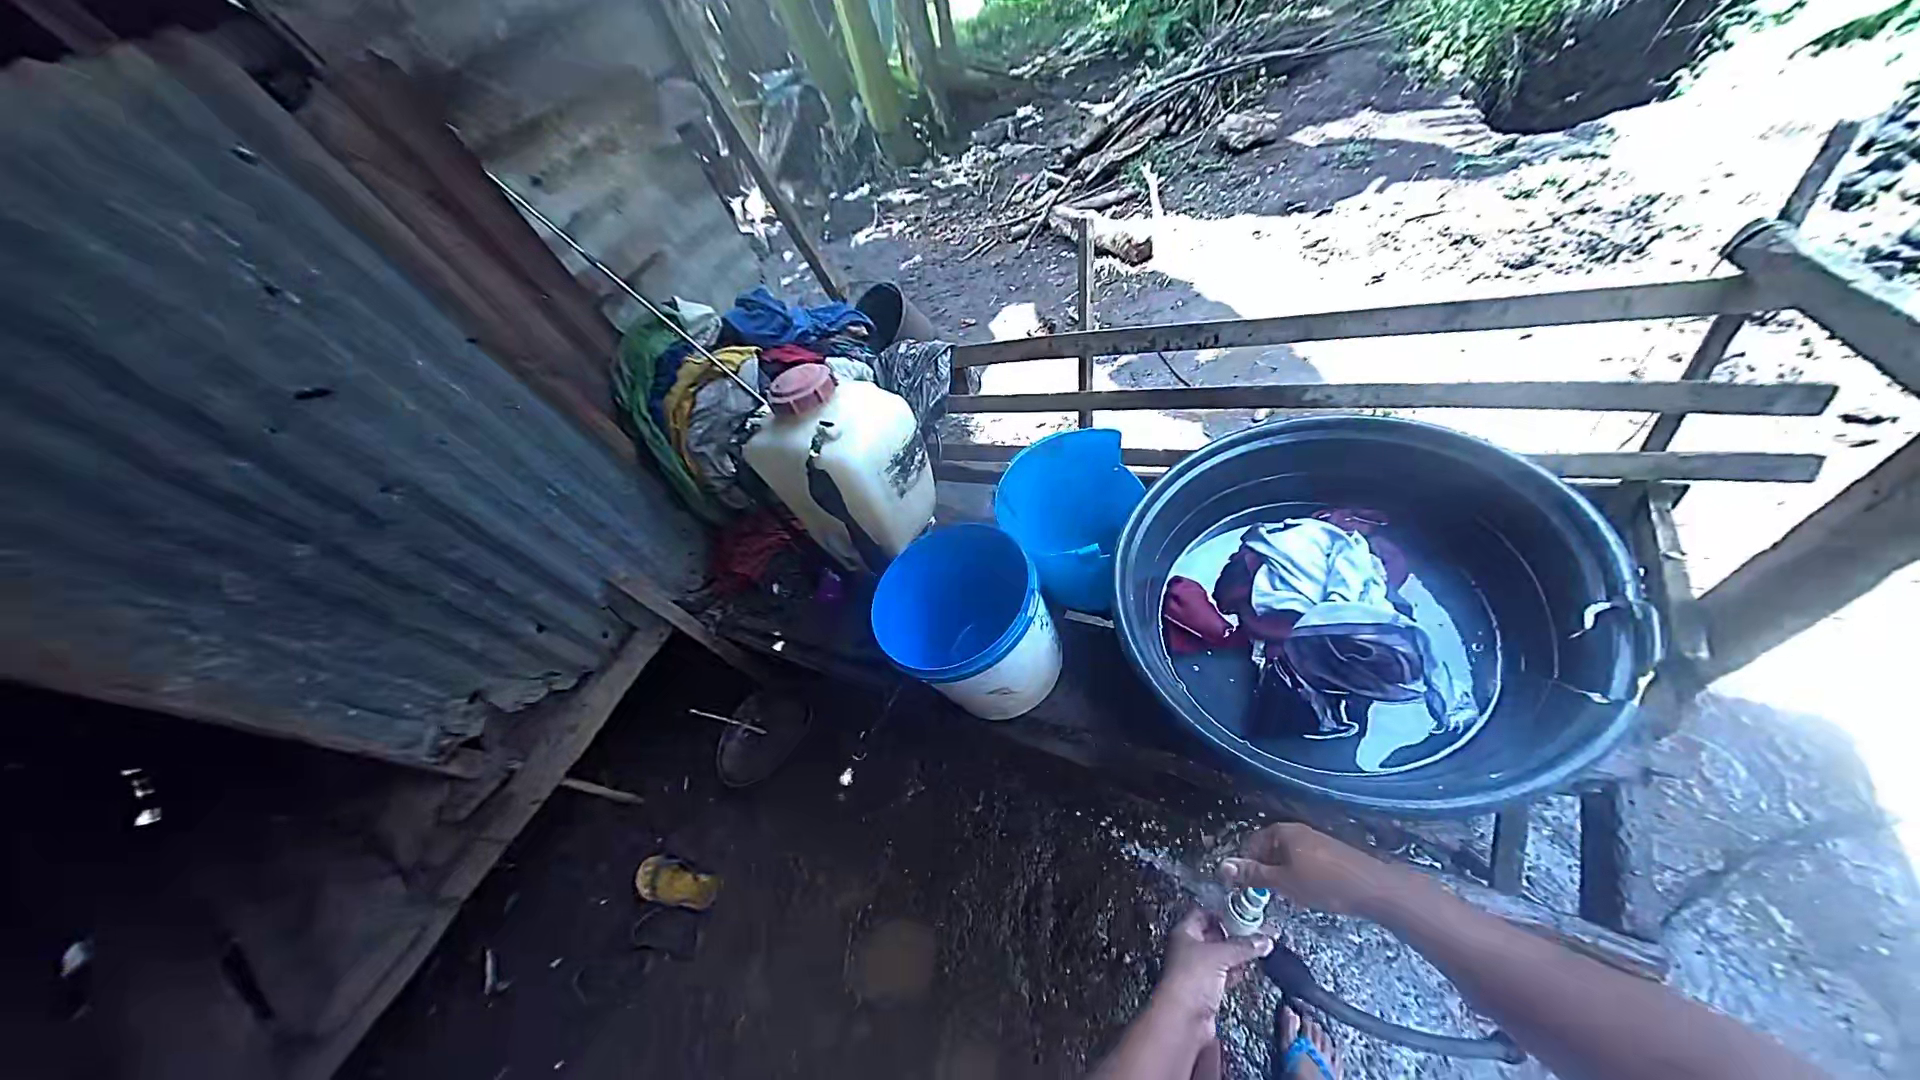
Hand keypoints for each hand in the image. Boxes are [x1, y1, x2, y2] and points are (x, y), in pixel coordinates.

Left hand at [1151, 909, 1272, 1022]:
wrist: (1184, 1017)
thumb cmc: (1193, 977)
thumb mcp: (1218, 955)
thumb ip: (1243, 947)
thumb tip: (1266, 940)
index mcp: (1185, 931)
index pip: (1204, 914)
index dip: (1222, 913)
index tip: (1244, 915)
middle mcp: (1190, 947)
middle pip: (1214, 935)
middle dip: (1234, 934)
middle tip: (1257, 933)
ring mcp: (1198, 968)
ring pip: (1221, 955)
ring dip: (1238, 953)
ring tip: (1259, 949)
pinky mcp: (1207, 988)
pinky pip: (1224, 973)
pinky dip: (1236, 971)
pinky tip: (1248, 969)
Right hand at [1218, 822, 1412, 917]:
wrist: (1374, 888)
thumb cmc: (1324, 883)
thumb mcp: (1283, 882)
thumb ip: (1252, 874)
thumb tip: (1222, 866)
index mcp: (1280, 831)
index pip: (1251, 845)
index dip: (1247, 866)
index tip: (1250, 888)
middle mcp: (1296, 830)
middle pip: (1269, 849)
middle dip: (1267, 871)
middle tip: (1272, 893)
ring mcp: (1315, 840)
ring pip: (1288, 857)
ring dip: (1284, 874)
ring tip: (1293, 895)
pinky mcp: (1330, 853)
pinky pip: (1305, 861)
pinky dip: (1302, 875)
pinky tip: (1313, 892)